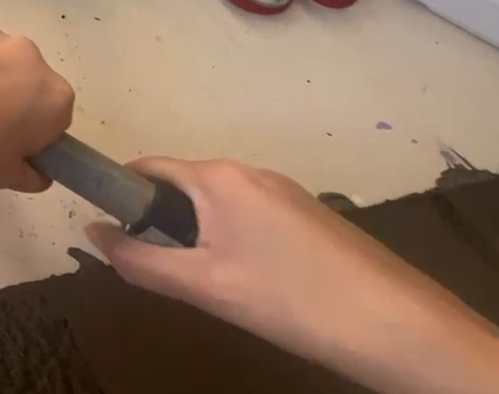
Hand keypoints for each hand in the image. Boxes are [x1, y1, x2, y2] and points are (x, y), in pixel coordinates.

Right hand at [87, 158, 498, 393]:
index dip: (121, 198)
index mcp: (217, 176)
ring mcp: (291, 195)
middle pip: (182, 189)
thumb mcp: (204, 287)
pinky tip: (264, 286)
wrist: (419, 341)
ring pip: (220, 207)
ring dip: (204, 236)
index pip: (144, 169)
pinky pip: (256, 220)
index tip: (119, 234)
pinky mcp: (320, 220)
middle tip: (175, 270)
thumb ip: (136, 259)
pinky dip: (242, 243)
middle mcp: (250, 173)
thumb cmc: (296, 301)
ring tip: (221, 283)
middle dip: (166, 224)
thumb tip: (90, 232)